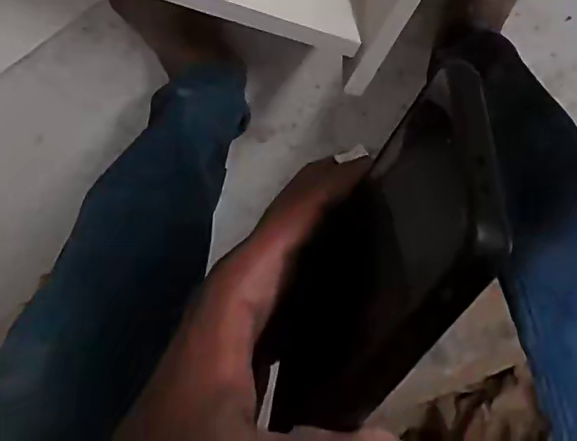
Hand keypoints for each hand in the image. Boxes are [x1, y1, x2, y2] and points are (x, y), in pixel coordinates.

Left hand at [117, 158, 391, 440]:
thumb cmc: (185, 438)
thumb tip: (391, 437)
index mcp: (236, 288)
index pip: (288, 218)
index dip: (328, 186)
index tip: (372, 162)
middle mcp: (237, 284)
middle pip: (288, 219)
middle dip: (331, 191)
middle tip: (385, 176)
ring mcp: (236, 306)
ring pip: (286, 245)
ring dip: (324, 219)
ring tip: (373, 206)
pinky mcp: (241, 332)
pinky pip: (285, 277)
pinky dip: (314, 258)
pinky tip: (344, 272)